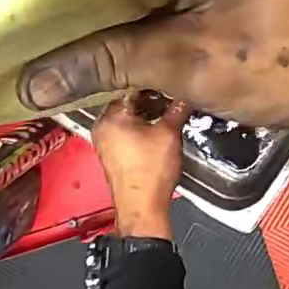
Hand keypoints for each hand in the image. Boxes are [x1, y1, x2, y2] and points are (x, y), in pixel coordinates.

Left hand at [91, 91, 190, 239]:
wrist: (142, 207)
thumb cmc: (151, 171)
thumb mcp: (169, 134)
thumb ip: (177, 109)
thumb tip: (187, 94)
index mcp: (110, 117)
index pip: (131, 88)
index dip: (153, 85)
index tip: (169, 82)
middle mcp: (101, 127)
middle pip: (127, 102)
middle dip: (150, 100)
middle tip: (172, 95)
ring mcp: (104, 142)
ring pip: (127, 117)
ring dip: (146, 114)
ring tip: (168, 111)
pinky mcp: (112, 154)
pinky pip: (125, 131)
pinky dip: (140, 127)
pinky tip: (158, 129)